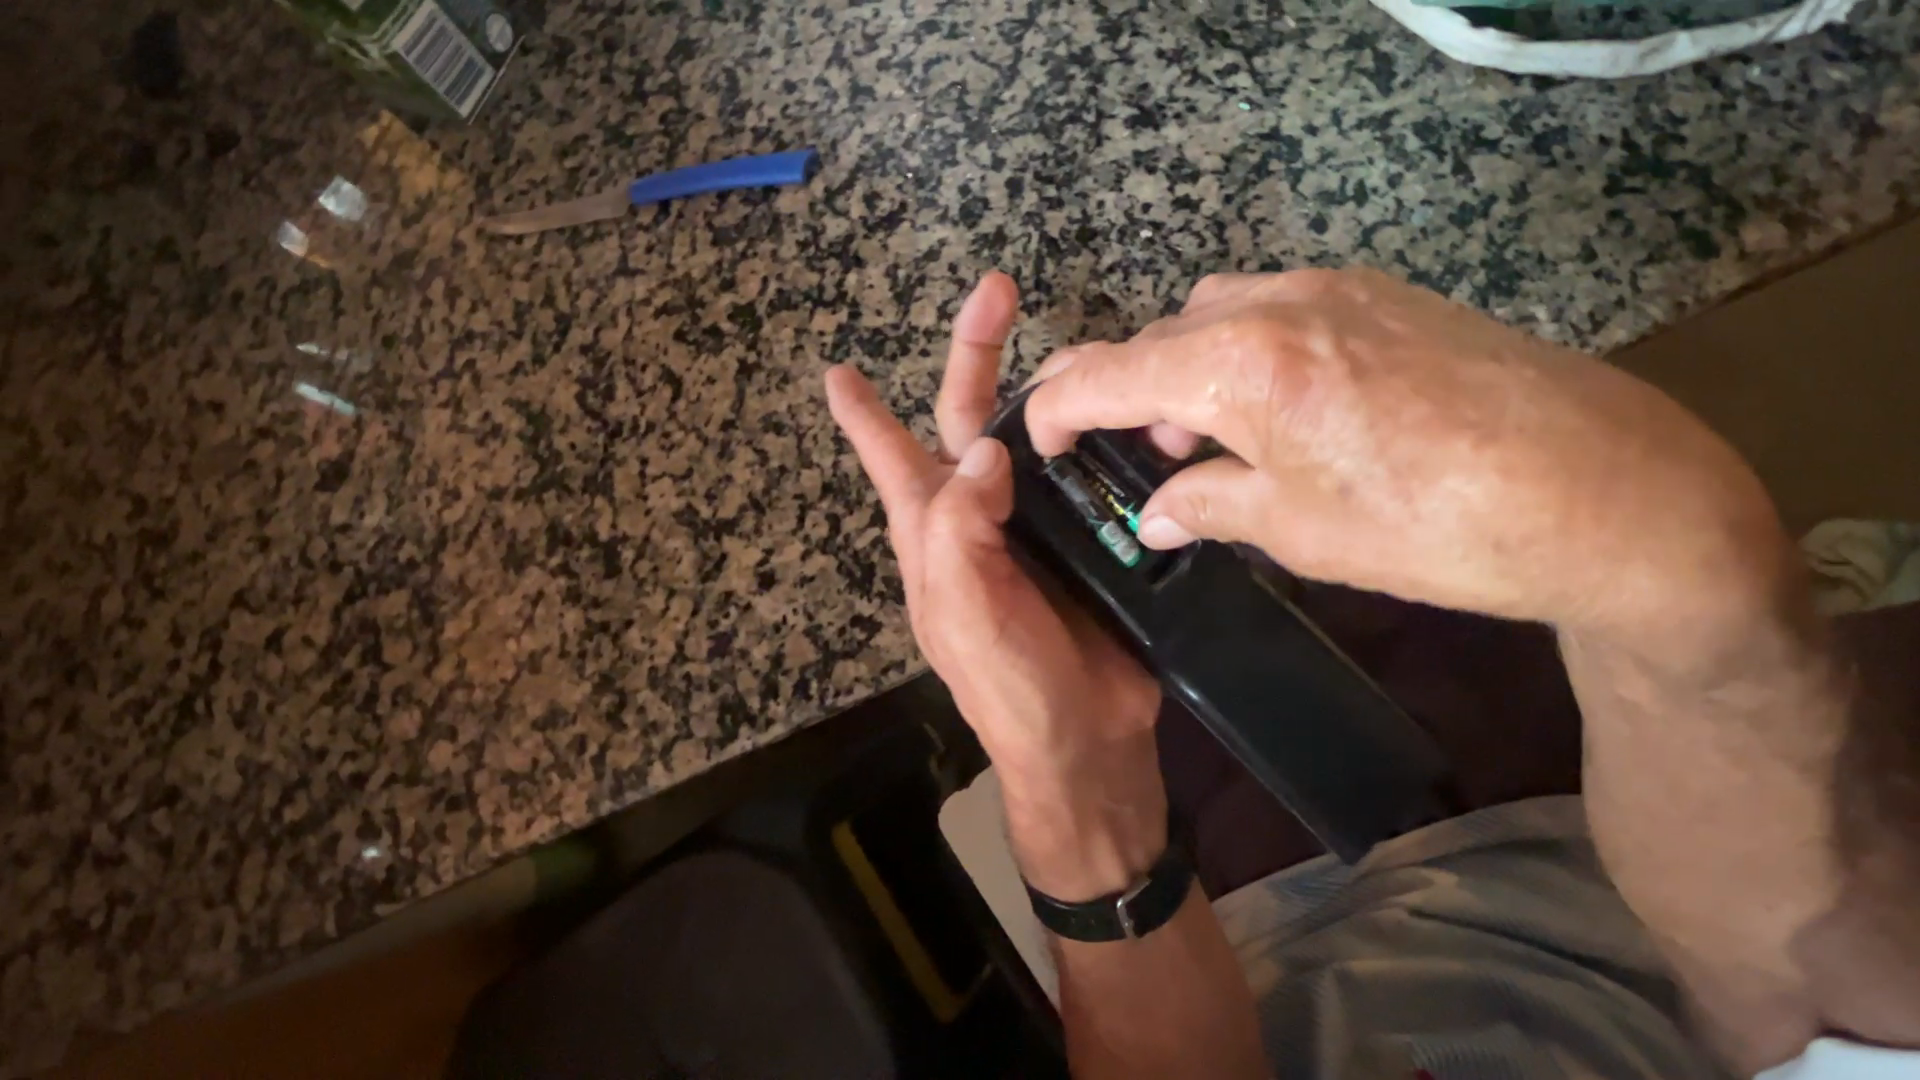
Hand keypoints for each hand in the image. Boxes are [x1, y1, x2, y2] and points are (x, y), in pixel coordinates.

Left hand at [825, 272, 1165, 898]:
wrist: (1085, 737)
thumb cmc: (1006, 682)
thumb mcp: (962, 609)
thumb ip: (961, 530)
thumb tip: (984, 447)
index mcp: (934, 531)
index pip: (892, 459)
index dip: (865, 415)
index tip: (837, 370)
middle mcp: (982, 517)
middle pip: (971, 421)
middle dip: (978, 356)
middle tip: (998, 289)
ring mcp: (1038, 525)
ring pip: (1037, 439)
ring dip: (1053, 391)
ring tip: (1085, 351)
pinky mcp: (1093, 537)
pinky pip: (1096, 475)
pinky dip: (1108, 440)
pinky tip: (1133, 410)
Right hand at [1024, 268, 1794, 653]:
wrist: (1608, 491)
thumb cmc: (1433, 529)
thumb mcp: (1297, 532)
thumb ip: (1206, 506)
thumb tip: (1156, 512)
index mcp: (1237, 368)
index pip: (1102, 375)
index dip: (1055, 411)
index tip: (1042, 445)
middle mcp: (1272, 306)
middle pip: (1152, 339)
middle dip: (1119, 393)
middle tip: (1121, 456)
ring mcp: (1330, 289)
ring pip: (1209, 317)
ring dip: (1181, 372)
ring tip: (1201, 439)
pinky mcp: (1377, 293)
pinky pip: (1270, 310)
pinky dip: (1238, 354)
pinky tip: (1271, 408)